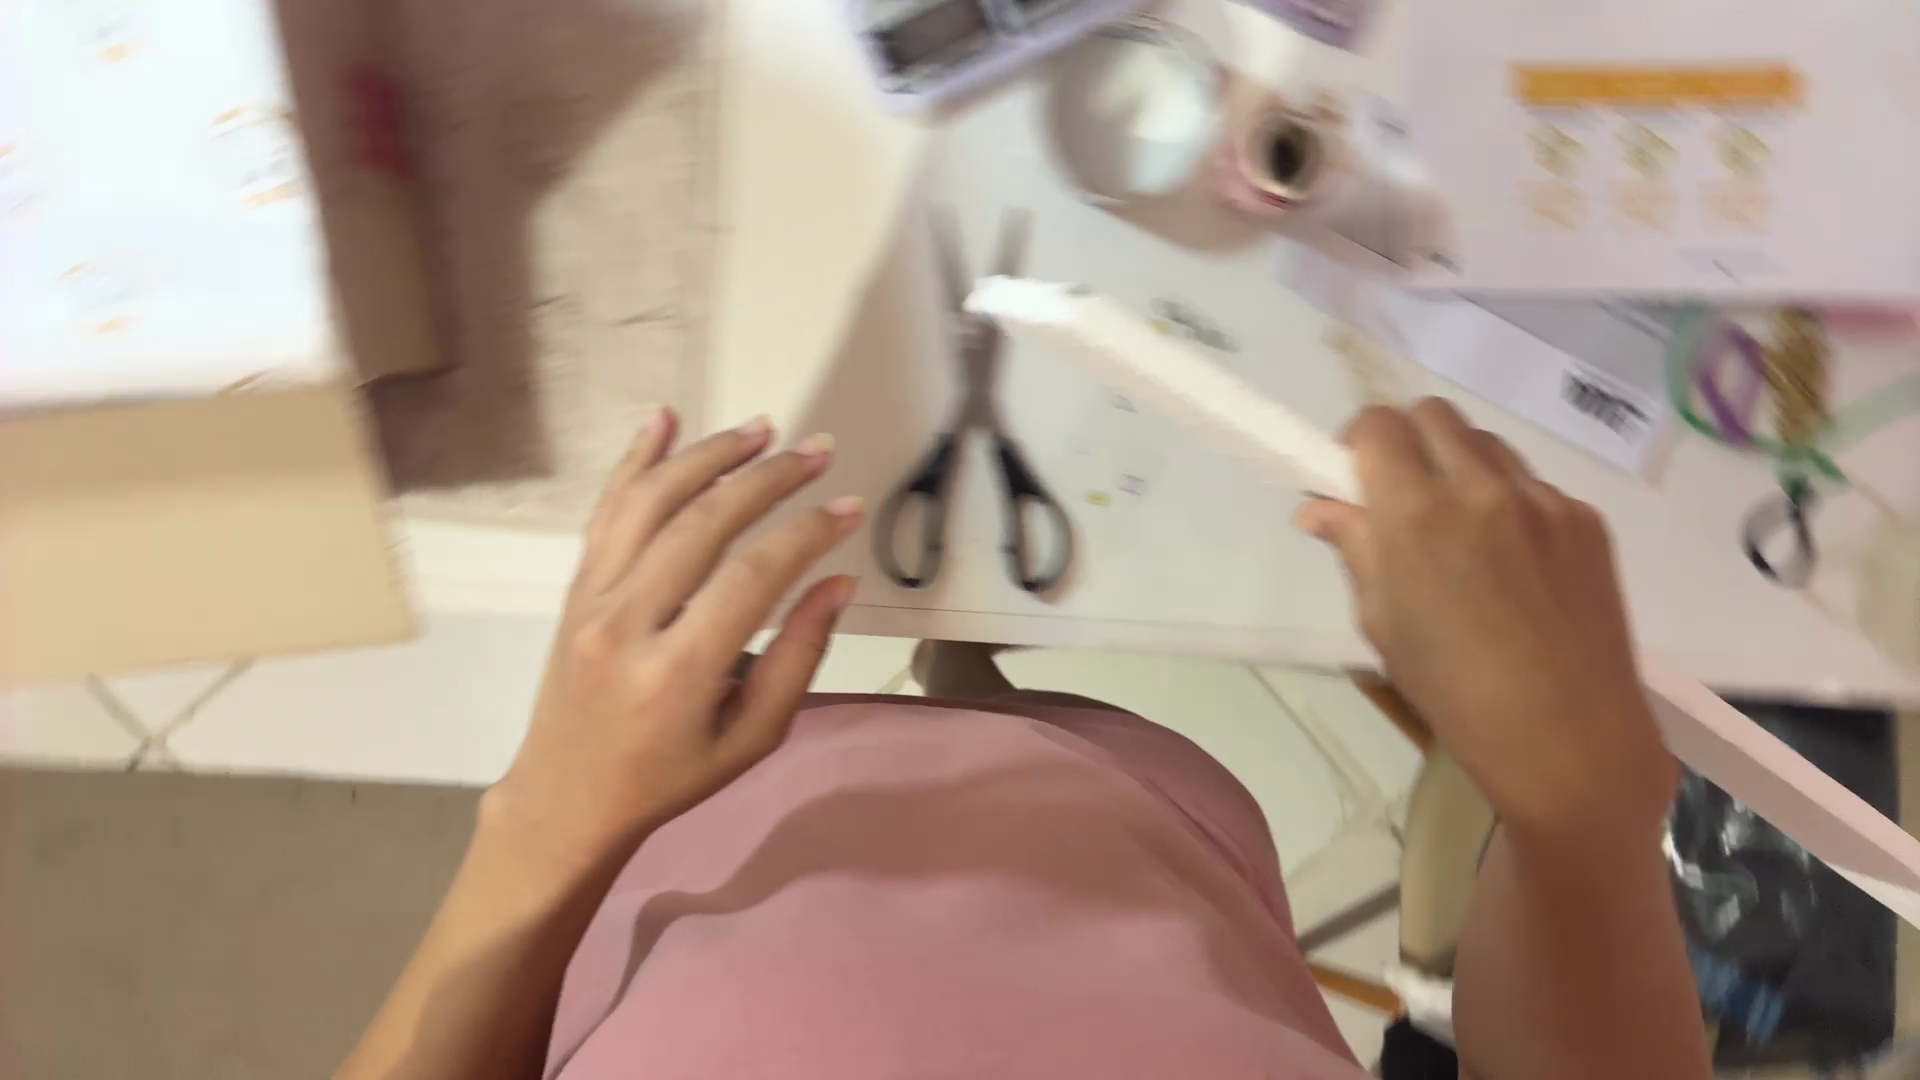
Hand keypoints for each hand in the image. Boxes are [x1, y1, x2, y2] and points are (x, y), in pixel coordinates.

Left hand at [482, 409, 862, 874]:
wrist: (565, 799)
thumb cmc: (671, 776)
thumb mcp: (754, 736)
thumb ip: (798, 656)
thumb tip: (838, 583)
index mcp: (677, 673)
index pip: (753, 577)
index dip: (807, 534)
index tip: (848, 508)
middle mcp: (624, 623)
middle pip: (702, 523)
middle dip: (768, 478)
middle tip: (817, 452)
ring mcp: (590, 599)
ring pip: (650, 502)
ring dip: (710, 455)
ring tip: (761, 429)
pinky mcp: (575, 588)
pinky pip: (606, 511)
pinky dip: (635, 460)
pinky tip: (663, 420)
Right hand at [1295, 399, 1675, 843]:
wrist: (1566, 734)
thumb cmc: (1447, 685)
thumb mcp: (1378, 617)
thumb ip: (1352, 546)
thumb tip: (1318, 506)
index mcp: (1414, 515)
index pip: (1377, 426)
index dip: (1354, 441)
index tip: (1349, 476)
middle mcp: (1480, 488)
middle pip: (1431, 413)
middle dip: (1402, 439)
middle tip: (1394, 492)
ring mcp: (1543, 499)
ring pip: (1483, 440)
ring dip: (1451, 460)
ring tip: (1452, 521)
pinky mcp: (1586, 519)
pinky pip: (1529, 480)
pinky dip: (1499, 495)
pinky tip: (1503, 554)